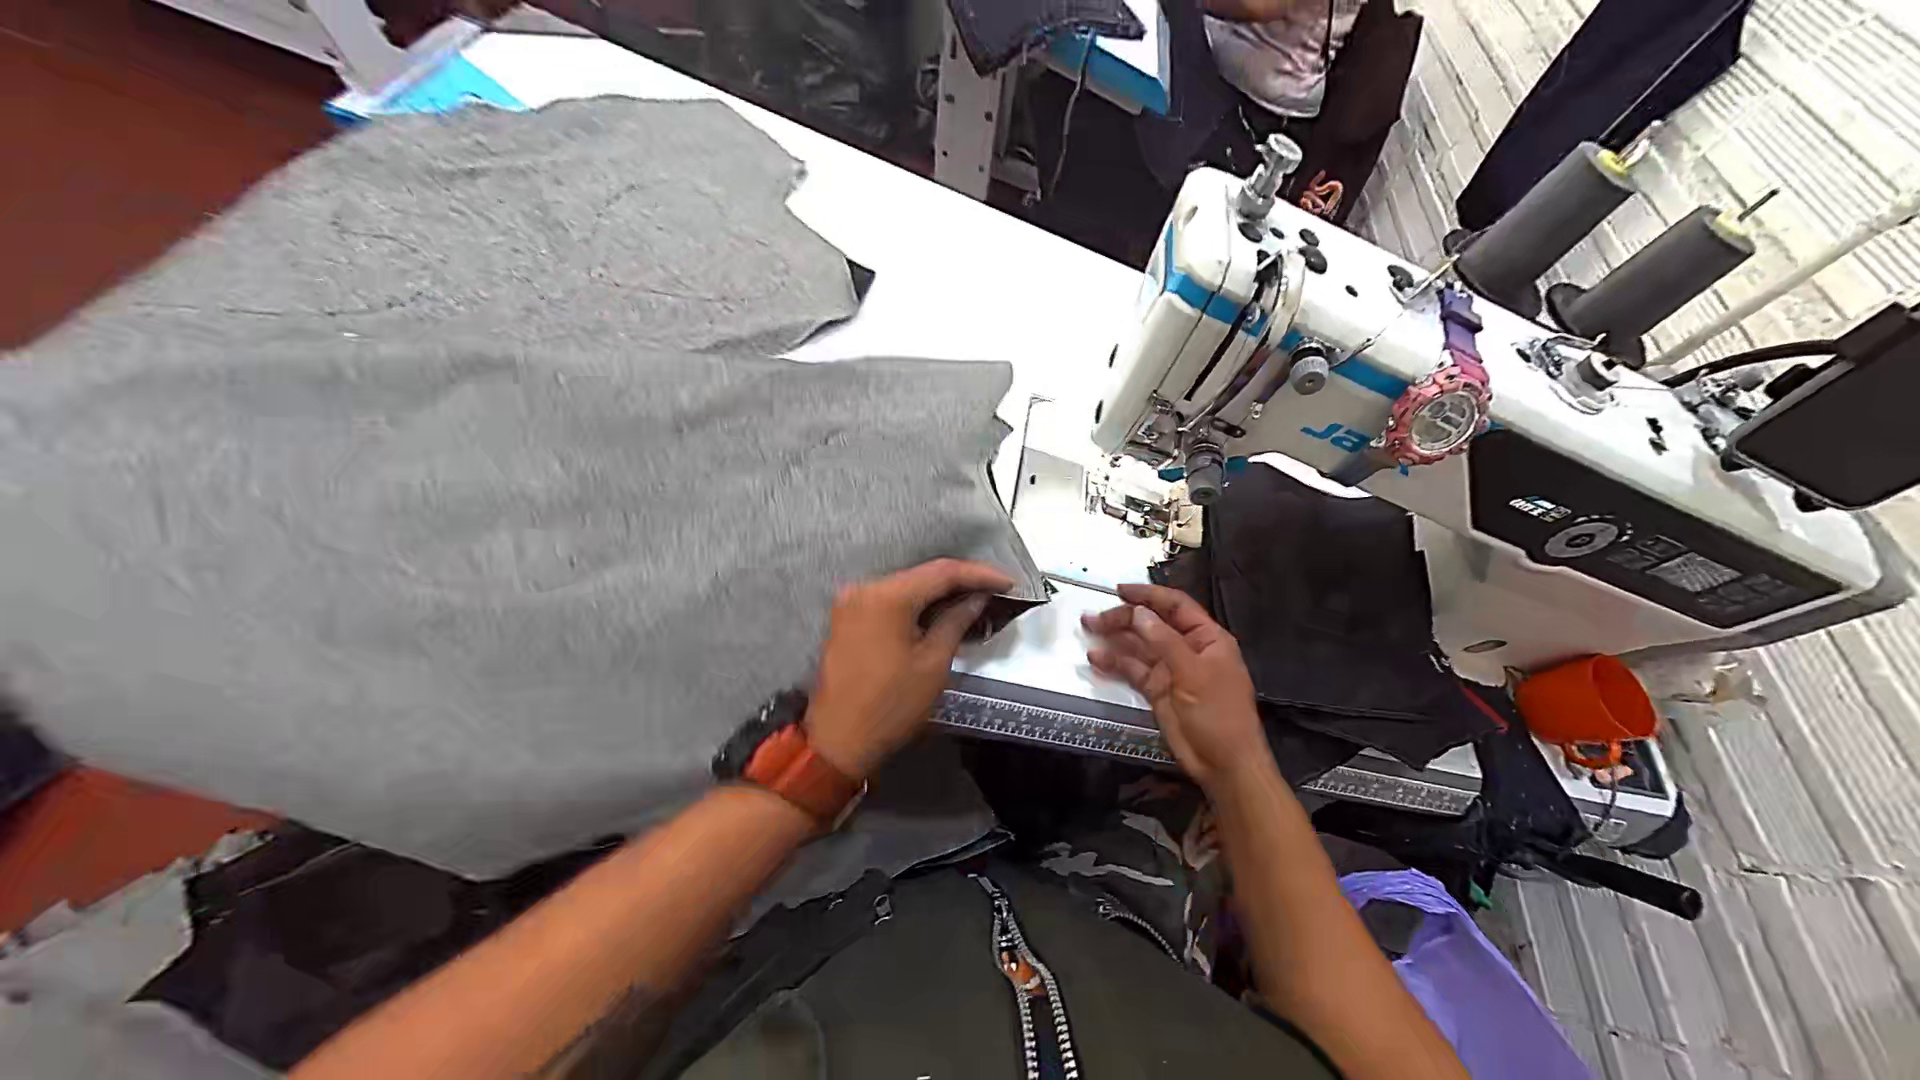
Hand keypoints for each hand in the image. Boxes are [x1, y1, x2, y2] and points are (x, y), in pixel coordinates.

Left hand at [805, 558, 1015, 780]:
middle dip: (960, 582)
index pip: (943, 572)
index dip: (980, 574)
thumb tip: (976, 599)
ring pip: (906, 586)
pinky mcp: (847, 618)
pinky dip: (915, 604)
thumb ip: (957, 621)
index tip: (1007, 582)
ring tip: (973, 602)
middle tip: (994, 591)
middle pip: (922, 575)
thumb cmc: (890, 706)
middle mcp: (865, 590)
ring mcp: (852, 603)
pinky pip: (889, 600)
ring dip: (938, 593)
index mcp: (887, 597)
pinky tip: (938, 614)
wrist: (839, 740)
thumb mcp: (934, 664)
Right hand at [1082, 583, 1270, 791]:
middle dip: (1123, 618)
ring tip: (1088, 630)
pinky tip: (1096, 659)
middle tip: (1094, 618)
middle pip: (1151, 624)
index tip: (1120, 590)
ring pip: (1138, 646)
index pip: (1175, 606)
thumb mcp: (1194, 673)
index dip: (1148, 595)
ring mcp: (1171, 670)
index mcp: (1207, 638)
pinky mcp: (1157, 690)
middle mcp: (1187, 649)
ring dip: (1114, 638)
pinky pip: (1133, 671)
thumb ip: (1164, 641)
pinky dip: (1115, 664)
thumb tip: (1139, 613)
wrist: (1224, 765)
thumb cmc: (1219, 714)